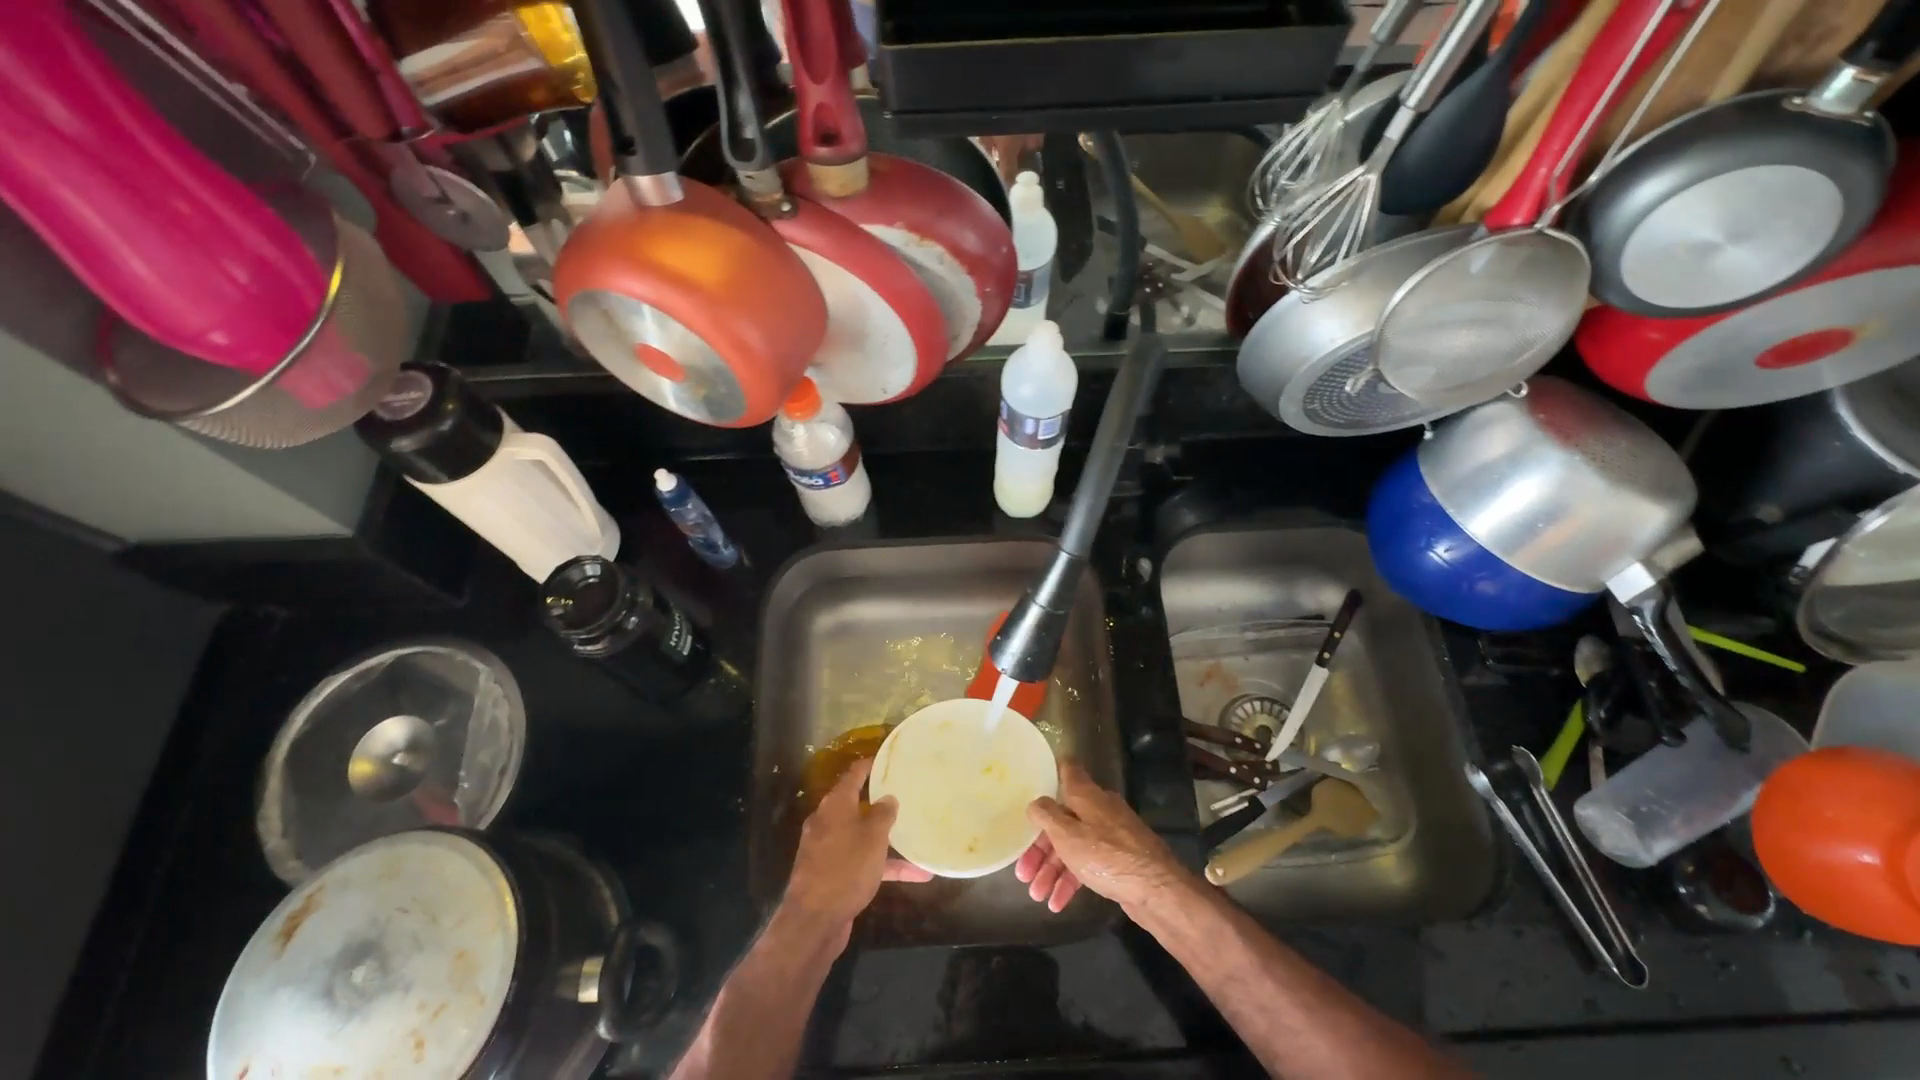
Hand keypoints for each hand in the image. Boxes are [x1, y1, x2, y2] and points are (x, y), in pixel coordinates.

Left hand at [784, 759, 932, 931]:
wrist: (815, 920)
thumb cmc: (845, 868)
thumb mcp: (872, 837)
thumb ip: (883, 814)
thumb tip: (887, 798)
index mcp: (834, 806)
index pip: (853, 775)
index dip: (870, 765)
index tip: (889, 757)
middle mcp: (828, 823)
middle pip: (857, 805)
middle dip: (882, 802)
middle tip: (908, 794)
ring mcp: (829, 850)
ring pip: (863, 836)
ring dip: (890, 839)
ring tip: (918, 835)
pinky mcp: (834, 874)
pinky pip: (864, 861)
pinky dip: (886, 866)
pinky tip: (917, 875)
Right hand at [1016, 763, 1187, 913]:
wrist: (1156, 890)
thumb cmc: (1106, 856)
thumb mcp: (1068, 834)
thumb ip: (1047, 816)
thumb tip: (1036, 803)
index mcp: (1088, 797)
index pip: (1068, 772)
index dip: (1051, 773)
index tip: (1030, 783)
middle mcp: (1100, 811)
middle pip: (1063, 820)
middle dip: (1040, 847)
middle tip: (1023, 873)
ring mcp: (1112, 837)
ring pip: (1074, 847)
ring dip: (1052, 870)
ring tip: (1037, 896)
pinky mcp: (1119, 862)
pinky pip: (1088, 866)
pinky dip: (1071, 881)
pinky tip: (1057, 903)